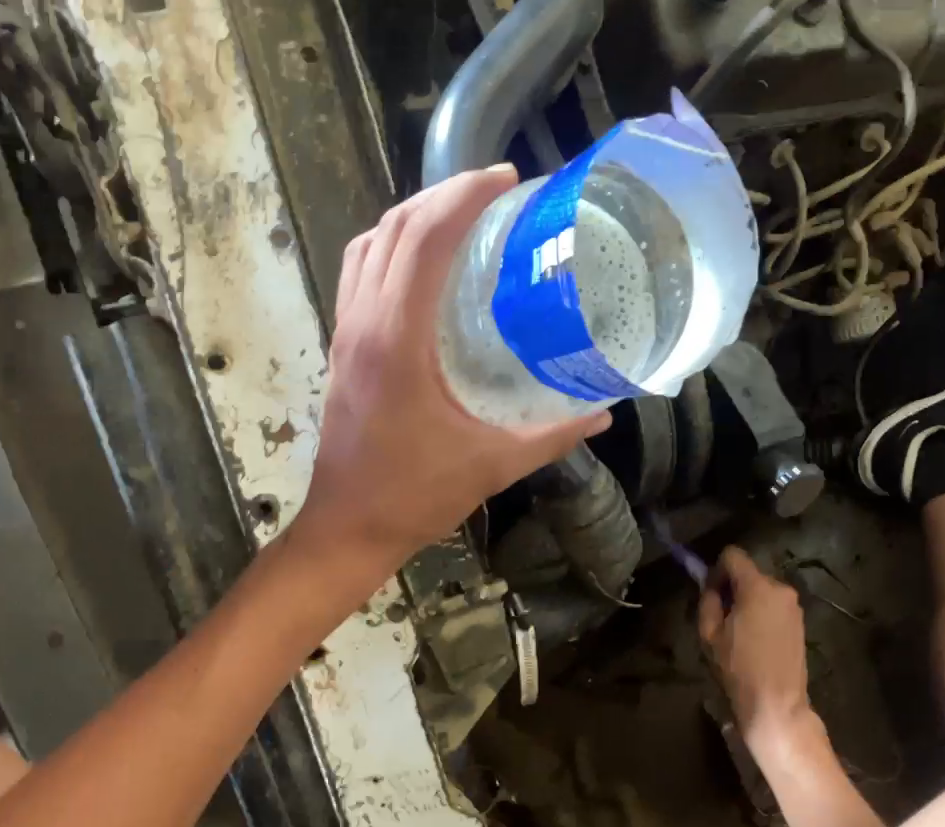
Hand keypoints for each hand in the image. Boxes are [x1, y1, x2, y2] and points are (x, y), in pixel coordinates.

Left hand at [297, 166, 610, 566]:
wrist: (347, 527)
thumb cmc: (414, 496)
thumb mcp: (492, 465)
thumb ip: (552, 436)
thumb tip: (603, 413)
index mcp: (396, 340)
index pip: (424, 238)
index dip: (465, 196)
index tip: (509, 181)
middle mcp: (363, 322)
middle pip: (393, 227)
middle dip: (443, 195)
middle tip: (495, 192)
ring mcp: (345, 333)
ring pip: (368, 244)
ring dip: (413, 217)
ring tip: (462, 215)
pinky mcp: (342, 348)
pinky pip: (360, 273)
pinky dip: (391, 248)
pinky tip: (426, 266)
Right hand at [699, 549, 825, 756]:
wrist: (776, 702)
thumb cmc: (738, 668)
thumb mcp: (709, 634)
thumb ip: (708, 601)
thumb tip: (712, 588)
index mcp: (757, 587)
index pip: (733, 555)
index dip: (716, 569)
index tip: (710, 592)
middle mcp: (781, 589)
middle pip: (750, 573)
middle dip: (733, 587)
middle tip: (720, 616)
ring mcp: (794, 606)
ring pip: (763, 590)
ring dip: (748, 601)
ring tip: (738, 632)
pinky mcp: (801, 622)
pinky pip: (775, 606)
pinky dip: (762, 613)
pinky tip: (755, 640)